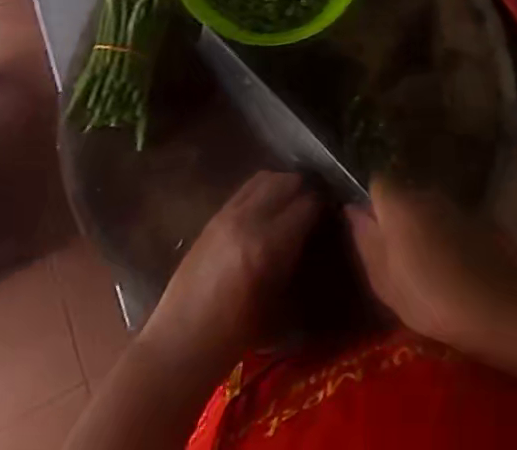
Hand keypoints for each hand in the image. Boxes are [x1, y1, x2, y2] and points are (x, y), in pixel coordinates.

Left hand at [138, 171, 321, 377]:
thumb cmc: (238, 333)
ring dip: (283, 185)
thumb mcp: (281, 300)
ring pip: (263, 179)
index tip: (332, 214)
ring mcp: (226, 214)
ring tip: (292, 202)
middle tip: (314, 205)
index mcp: (268, 244)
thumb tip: (314, 233)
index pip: (307, 204)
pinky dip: (262, 191)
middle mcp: (248, 219)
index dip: (324, 206)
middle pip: (285, 181)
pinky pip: (244, 190)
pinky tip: (267, 209)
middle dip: (305, 189)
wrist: (184, 338)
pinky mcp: (213, 216)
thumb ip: (296, 258)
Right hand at [344, 177, 516, 349]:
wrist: (500, 309)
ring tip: (426, 268)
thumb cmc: (430, 297)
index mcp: (398, 202)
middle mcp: (427, 193)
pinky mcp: (482, 223)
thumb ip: (365, 239)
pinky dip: (449, 240)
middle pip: (404, 195)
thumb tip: (353, 209)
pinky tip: (454, 271)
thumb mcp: (383, 279)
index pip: (376, 183)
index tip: (372, 235)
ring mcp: (457, 206)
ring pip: (429, 210)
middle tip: (396, 258)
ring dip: (424, 230)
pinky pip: (452, 225)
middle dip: (398, 218)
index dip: (372, 206)